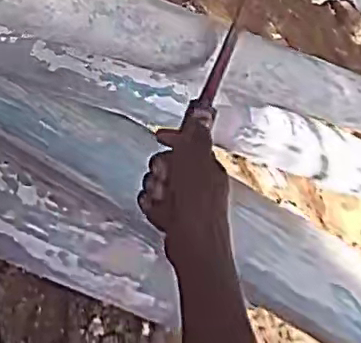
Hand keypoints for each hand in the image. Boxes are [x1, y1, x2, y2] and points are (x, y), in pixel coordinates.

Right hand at [138, 122, 232, 270]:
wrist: (195, 249)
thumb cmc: (197, 203)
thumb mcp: (195, 160)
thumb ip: (196, 135)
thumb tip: (204, 110)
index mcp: (208, 167)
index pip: (189, 143)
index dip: (173, 138)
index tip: (160, 137)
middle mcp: (200, 183)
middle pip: (169, 161)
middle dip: (160, 167)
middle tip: (162, 177)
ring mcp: (187, 203)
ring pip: (159, 182)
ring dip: (154, 188)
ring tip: (160, 198)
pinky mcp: (174, 220)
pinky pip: (154, 202)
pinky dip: (152, 205)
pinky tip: (156, 212)